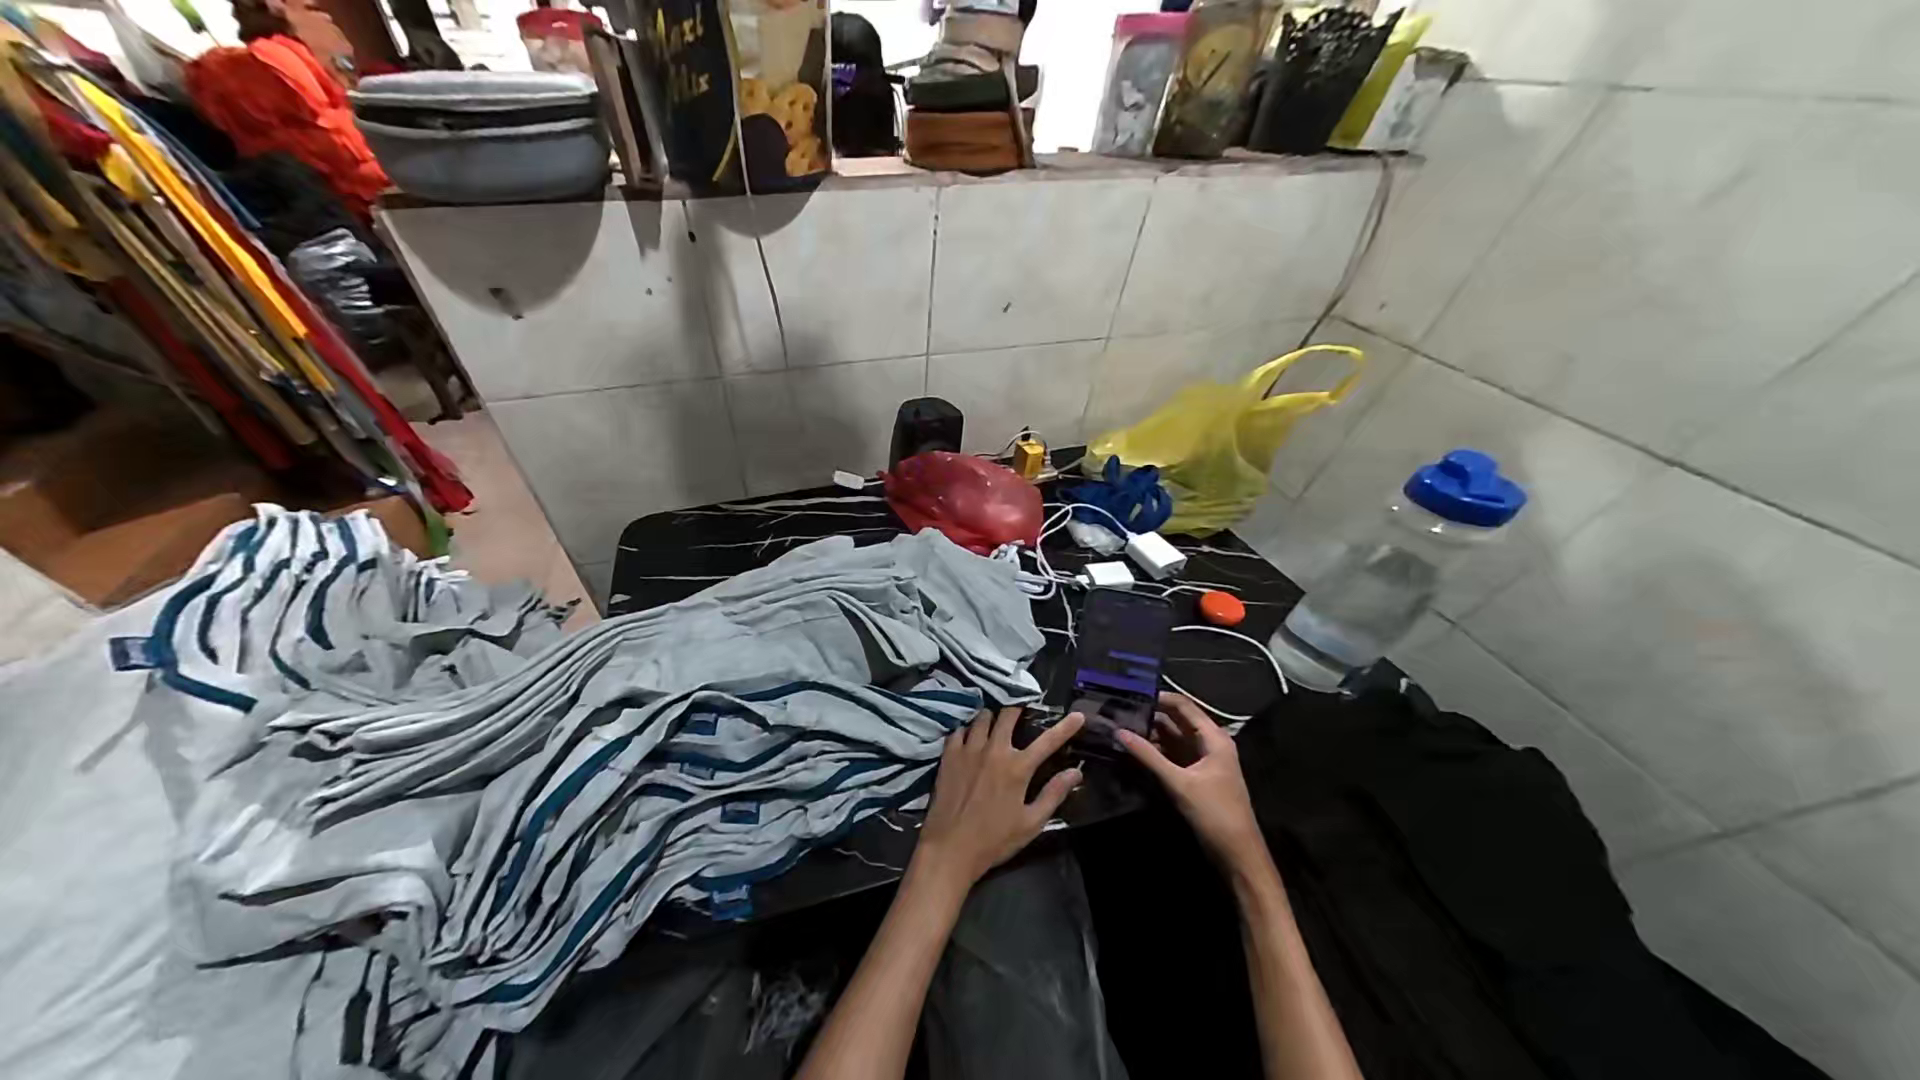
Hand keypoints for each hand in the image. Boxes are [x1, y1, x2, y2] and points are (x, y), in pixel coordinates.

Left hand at [913, 707, 1084, 891]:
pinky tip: (969, 737)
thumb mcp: (1031, 822)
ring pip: (982, 717)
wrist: (950, 848)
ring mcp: (969, 750)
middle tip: (1022, 711)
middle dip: (1018, 708)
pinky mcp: (949, 755)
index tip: (1077, 716)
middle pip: (1008, 714)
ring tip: (995, 722)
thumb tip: (1075, 772)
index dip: (1066, 727)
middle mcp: (994, 750)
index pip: (1048, 741)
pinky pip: (959, 730)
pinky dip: (967, 729)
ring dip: (992, 717)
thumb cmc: (994, 840)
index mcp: (1018, 767)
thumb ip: (1054, 794)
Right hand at [1118, 693, 1264, 869]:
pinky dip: (1157, 750)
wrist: (1237, 852)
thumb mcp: (1178, 783)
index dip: (1159, 697)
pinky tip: (1136, 749)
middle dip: (1151, 715)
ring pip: (1174, 737)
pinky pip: (1175, 754)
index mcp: (1214, 737)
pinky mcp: (1197, 774)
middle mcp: (1210, 743)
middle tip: (1120, 711)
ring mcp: (1204, 759)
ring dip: (1152, 733)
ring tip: (1122, 726)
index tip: (1130, 694)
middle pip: (1178, 720)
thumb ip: (1148, 756)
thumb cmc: (1214, 813)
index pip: (1183, 706)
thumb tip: (1119, 732)